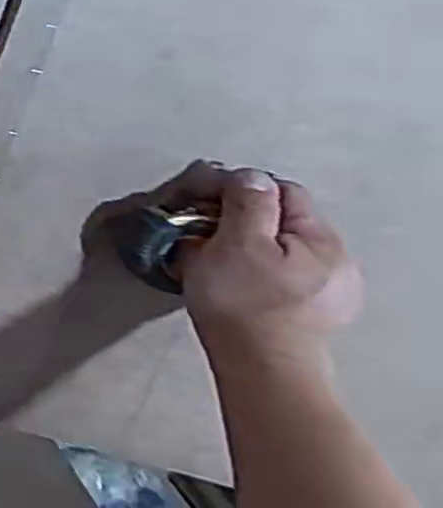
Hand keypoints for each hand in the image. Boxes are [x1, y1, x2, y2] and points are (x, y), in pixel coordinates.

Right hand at [183, 167, 362, 370]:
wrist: (259, 360)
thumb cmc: (242, 300)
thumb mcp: (237, 242)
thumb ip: (248, 204)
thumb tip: (250, 176)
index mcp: (322, 241)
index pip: (278, 190)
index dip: (235, 190)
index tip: (203, 203)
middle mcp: (335, 261)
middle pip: (276, 216)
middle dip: (235, 216)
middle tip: (202, 230)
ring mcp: (327, 286)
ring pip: (273, 242)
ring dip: (239, 240)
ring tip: (210, 255)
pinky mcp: (310, 304)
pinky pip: (275, 266)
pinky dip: (249, 262)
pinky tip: (231, 275)